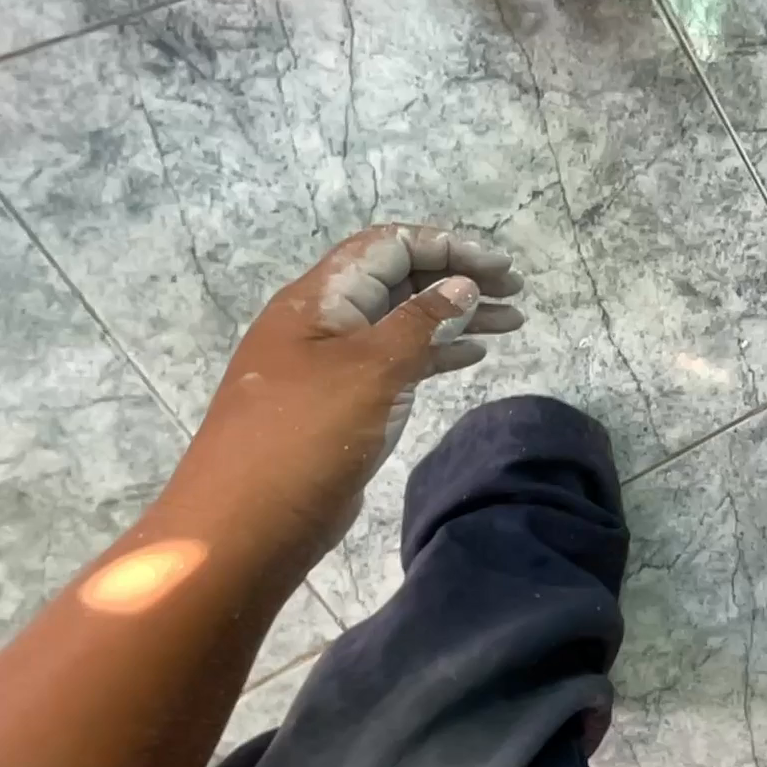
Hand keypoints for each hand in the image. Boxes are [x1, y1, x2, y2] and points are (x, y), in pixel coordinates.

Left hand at [155, 225, 525, 560]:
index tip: (499, 267)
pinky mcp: (351, 395)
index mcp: (322, 300)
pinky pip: (405, 356)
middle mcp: (329, 320)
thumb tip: (464, 284)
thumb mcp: (374, 366)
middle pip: (402, 279)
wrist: (251, 519)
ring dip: (461, 314)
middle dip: (459, 276)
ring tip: (514, 321)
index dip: (446, 246)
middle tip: (515, 289)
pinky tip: (477, 354)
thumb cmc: (308, 433)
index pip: (388, 247)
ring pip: (409, 318)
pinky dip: (443, 349)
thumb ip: (423, 320)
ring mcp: (339, 359)